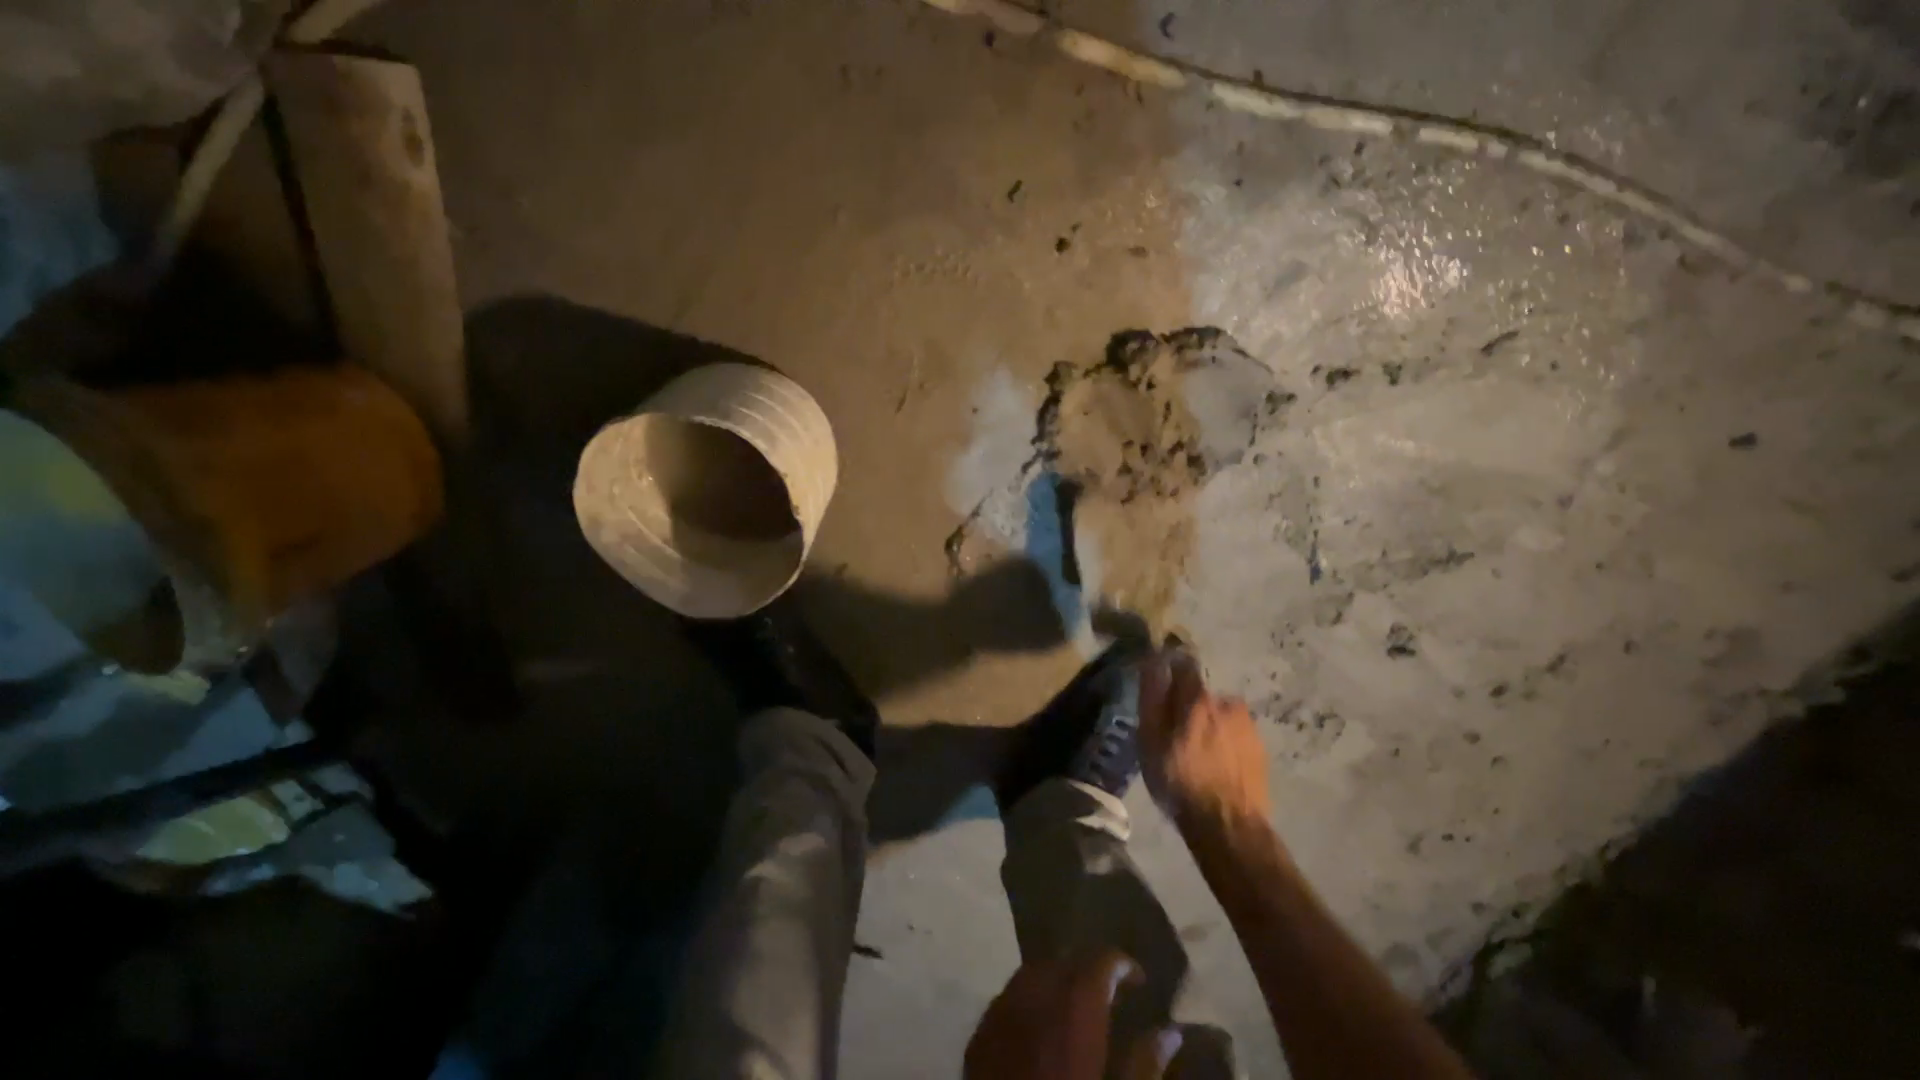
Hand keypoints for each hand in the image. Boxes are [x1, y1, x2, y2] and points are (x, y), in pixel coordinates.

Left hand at [965, 950, 1182, 1079]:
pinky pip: (1006, 1002)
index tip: (1138, 982)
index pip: (1098, 963)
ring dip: (1055, 981)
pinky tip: (1040, 1028)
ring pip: (1030, 976)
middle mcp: (1034, 1001)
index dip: (1120, 964)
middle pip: (1062, 963)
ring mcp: (1000, 1018)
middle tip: (1109, 993)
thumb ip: (1145, 1064)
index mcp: (1074, 1013)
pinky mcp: (978, 1040)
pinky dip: (1027, 1001)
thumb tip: (1169, 1032)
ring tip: (1075, 1007)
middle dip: (1087, 969)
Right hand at [1137, 650, 1271, 828]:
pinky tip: (1216, 768)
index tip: (1160, 687)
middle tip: (1174, 736)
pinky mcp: (1260, 749)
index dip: (1170, 671)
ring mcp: (1248, 726)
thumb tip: (1152, 661)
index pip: (1184, 665)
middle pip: (1202, 695)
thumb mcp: (1150, 740)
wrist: (1228, 824)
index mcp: (1198, 698)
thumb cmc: (1179, 781)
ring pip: (1220, 716)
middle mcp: (1228, 703)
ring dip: (1208, 726)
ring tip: (1197, 756)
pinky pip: (1235, 736)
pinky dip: (1224, 744)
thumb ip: (1152, 697)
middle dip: (1188, 707)